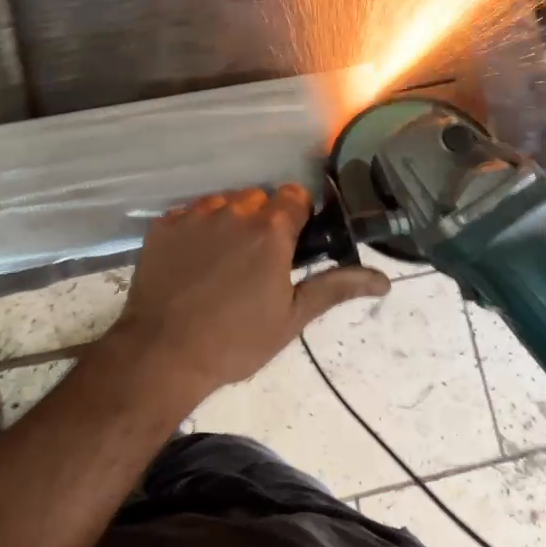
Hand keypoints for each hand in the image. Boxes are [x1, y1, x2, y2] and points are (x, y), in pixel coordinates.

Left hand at [101, 185, 390, 404]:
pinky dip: (195, 230)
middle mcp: (232, 211)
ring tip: (222, 263)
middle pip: (257, 198)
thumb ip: (335, 288)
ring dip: (228, 222)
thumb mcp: (291, 318)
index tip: (293, 242)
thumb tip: (382, 280)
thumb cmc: (236, 341)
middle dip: (263, 220)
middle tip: (258, 260)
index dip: (297, 215)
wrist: (164, 351)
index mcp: (270, 230)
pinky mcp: (162, 224)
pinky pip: (188, 214)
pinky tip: (192, 262)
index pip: (294, 195)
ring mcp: (193, 215)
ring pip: (221, 203)